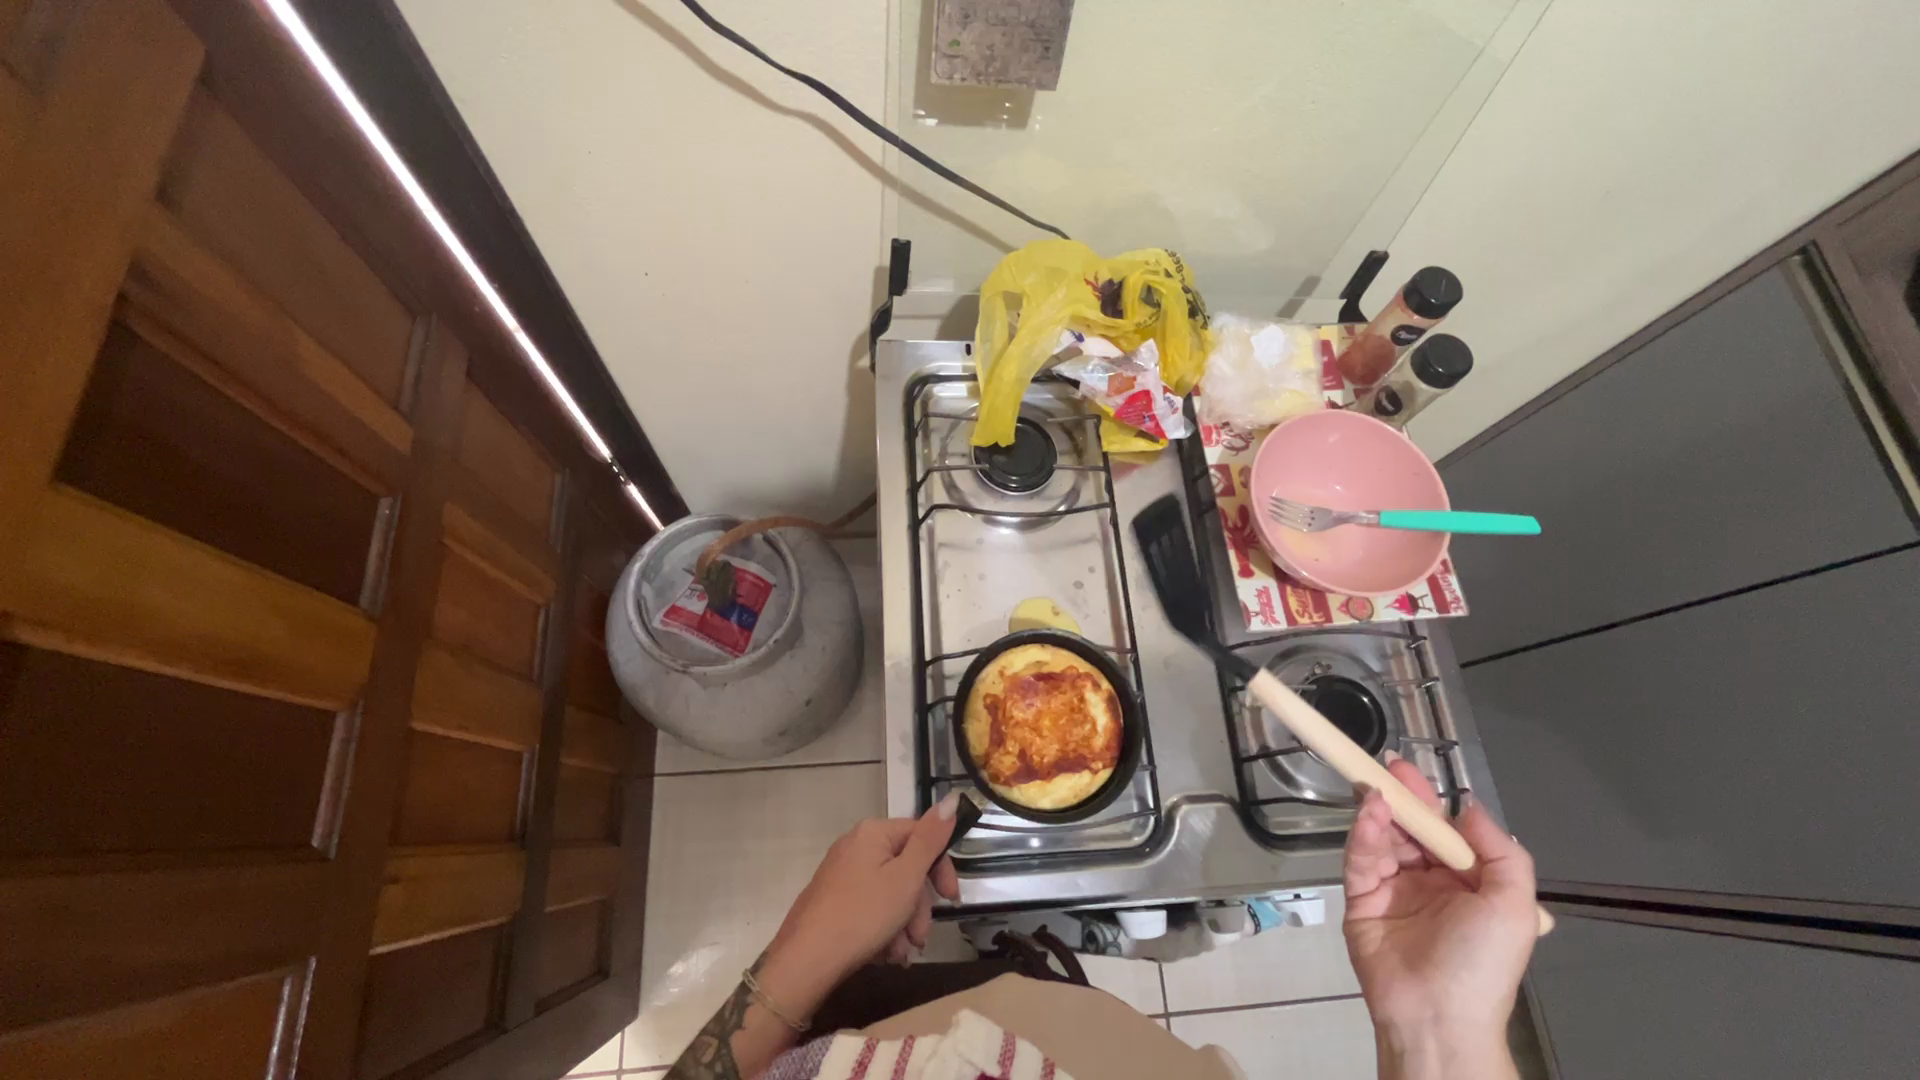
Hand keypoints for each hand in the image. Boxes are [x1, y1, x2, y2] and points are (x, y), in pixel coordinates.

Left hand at [757, 794, 961, 1017]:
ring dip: (903, 923)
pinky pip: (870, 906)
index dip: (941, 868)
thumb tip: (952, 798)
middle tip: (920, 938)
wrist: (805, 961)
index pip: (922, 836)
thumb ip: (931, 839)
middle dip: (919, 906)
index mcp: (874, 832)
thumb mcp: (906, 877)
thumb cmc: (862, 915)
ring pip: (890, 892)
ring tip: (901, 953)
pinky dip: (883, 928)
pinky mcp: (833, 899)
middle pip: (906, 867)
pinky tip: (884, 954)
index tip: (951, 899)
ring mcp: (842, 873)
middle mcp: (856, 845)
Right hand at [1343, 759, 1536, 1078]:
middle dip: (1401, 798)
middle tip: (1387, 766)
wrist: (1437, 1014)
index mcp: (1467, 884)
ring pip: (1383, 838)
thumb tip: (1468, 805)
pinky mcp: (1360, 897)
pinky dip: (1363, 833)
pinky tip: (1369, 813)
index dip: (1432, 803)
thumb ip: (1501, 852)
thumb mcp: (1513, 907)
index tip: (1414, 773)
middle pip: (1410, 829)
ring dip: (1379, 811)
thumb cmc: (1482, 961)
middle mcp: (1429, 881)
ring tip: (1374, 789)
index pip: (1445, 832)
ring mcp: (1392, 888)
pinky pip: (1360, 858)